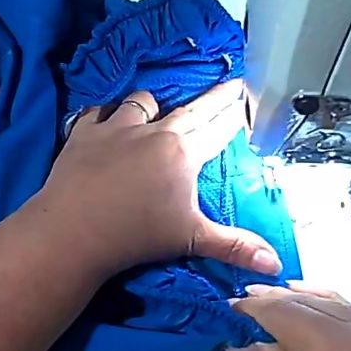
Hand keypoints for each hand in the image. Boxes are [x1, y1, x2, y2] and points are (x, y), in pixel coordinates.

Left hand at [23, 81, 282, 280]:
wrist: (74, 231)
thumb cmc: (137, 236)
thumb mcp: (191, 240)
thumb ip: (234, 246)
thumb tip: (276, 265)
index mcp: (183, 153)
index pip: (217, 127)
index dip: (232, 111)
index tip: (242, 93)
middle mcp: (153, 133)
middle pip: (189, 110)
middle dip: (211, 99)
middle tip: (227, 84)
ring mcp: (115, 129)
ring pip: (141, 103)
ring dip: (153, 104)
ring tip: (158, 106)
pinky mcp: (83, 133)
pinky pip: (97, 110)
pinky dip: (104, 110)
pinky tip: (106, 113)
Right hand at [229, 285, 350, 350]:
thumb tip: (250, 343)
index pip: (291, 314)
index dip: (256, 309)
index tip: (231, 309)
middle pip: (316, 303)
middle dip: (277, 304)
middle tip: (243, 308)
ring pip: (343, 305)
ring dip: (307, 306)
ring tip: (271, 309)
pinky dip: (340, 317)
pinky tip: (318, 321)